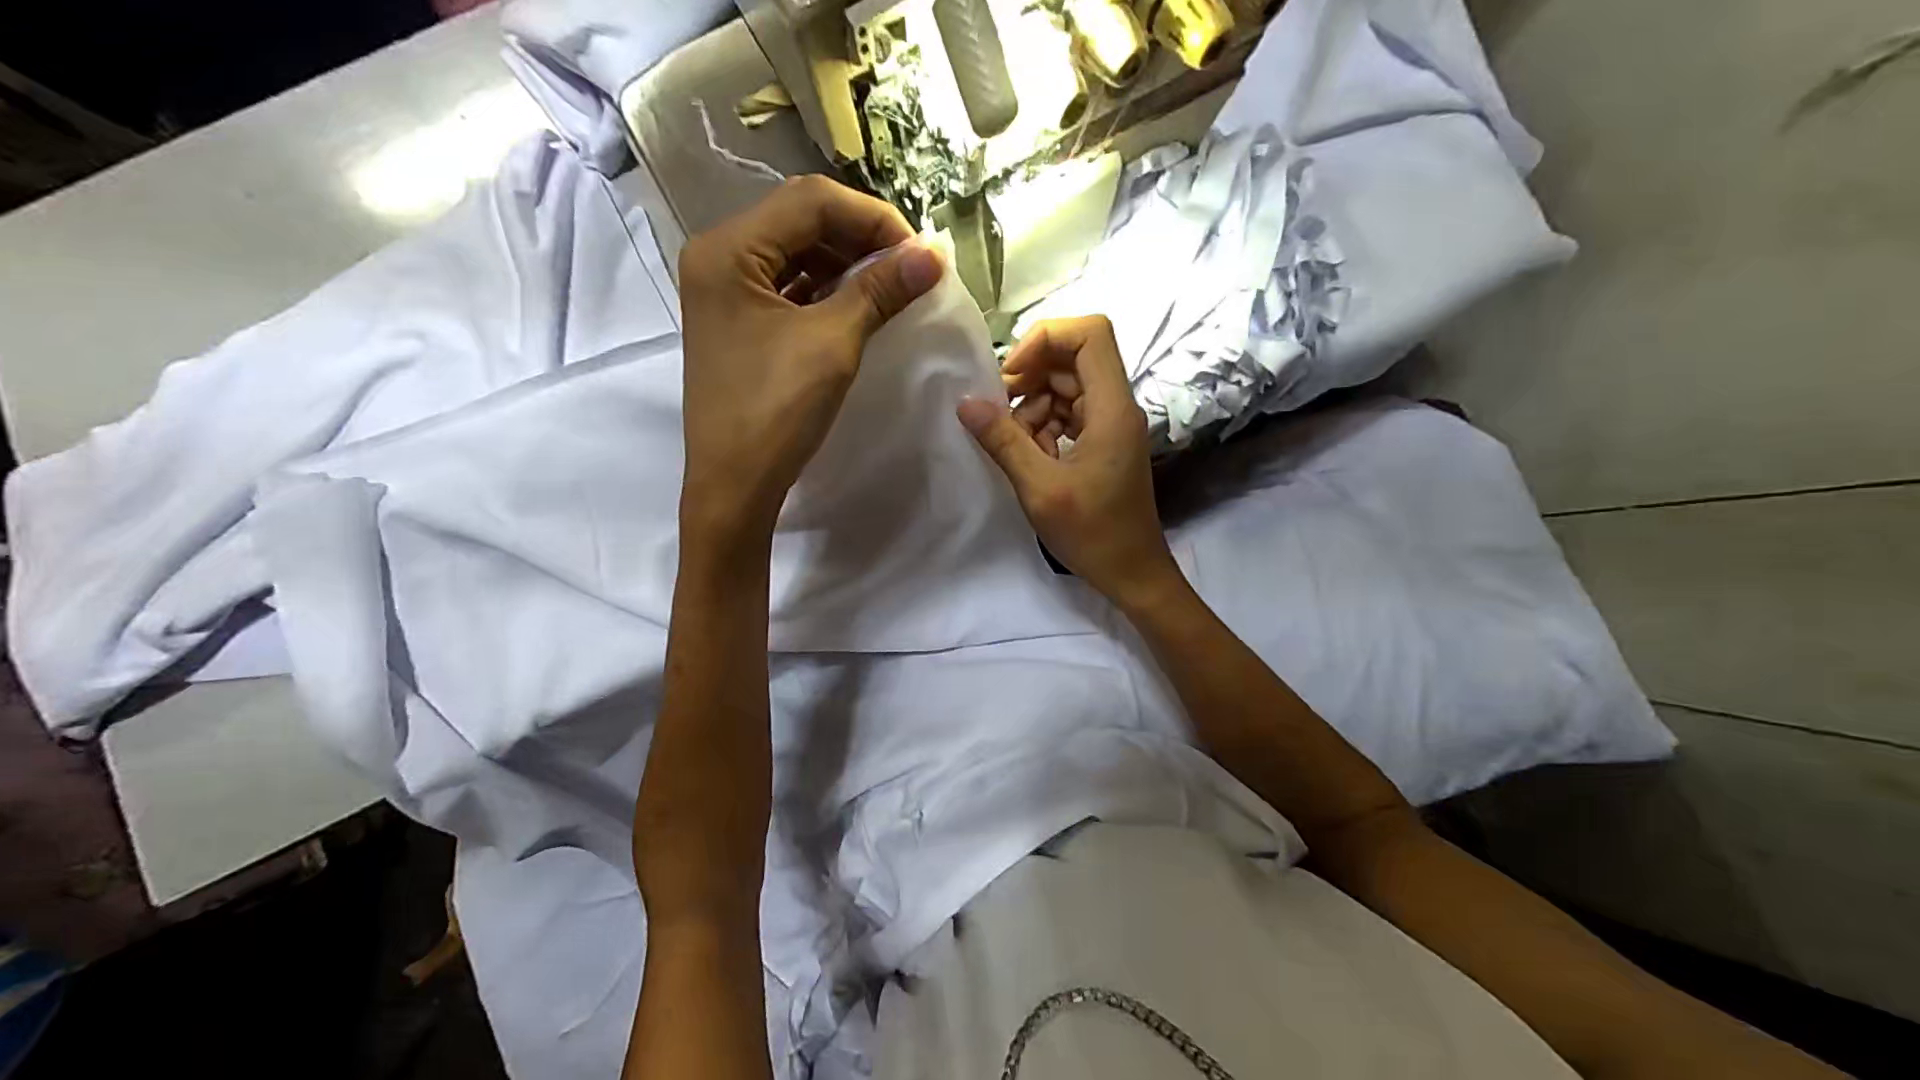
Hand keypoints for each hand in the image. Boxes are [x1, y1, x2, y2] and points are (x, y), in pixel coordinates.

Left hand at [678, 175, 943, 544]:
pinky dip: (826, 290)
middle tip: (910, 269)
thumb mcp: (833, 343)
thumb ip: (880, 290)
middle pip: (800, 220)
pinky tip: (859, 305)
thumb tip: (932, 255)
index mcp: (728, 249)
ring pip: (795, 252)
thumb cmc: (775, 411)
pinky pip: (787, 286)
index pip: (811, 202)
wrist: (735, 484)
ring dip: (846, 264)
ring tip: (891, 287)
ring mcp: (724, 290)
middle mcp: (718, 257)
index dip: (873, 219)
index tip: (919, 253)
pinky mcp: (737, 320)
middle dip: (861, 238)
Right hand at [957, 316, 1181, 606]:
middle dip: (1031, 376)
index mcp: (1112, 408)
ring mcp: (1111, 424)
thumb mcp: (1040, 488)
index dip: (1046, 338)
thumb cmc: (1093, 534)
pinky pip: (1069, 414)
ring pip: (1067, 387)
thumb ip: (1003, 441)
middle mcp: (1117, 406)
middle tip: (999, 409)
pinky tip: (1029, 455)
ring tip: (1014, 442)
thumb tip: (966, 404)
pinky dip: (1044, 426)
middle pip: (1073, 359)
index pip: (1090, 334)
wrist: (1132, 573)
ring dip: (1033, 406)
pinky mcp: (1103, 443)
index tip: (1013, 374)